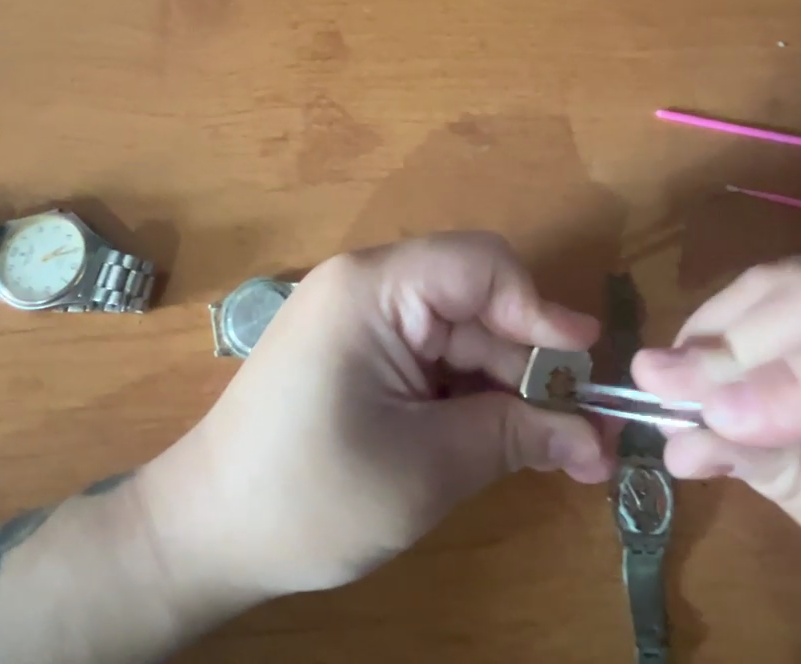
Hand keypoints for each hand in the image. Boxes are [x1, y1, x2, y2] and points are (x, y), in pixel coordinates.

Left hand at [139, 233, 612, 604]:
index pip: (482, 265)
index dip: (541, 312)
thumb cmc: (309, 495)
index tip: (585, 372)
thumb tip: (595, 439)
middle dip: (533, 366)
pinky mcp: (361, 357)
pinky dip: (473, 399)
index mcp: (372, 288)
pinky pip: (434, 361)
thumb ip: (516, 437)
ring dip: (510, 390)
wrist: (205, 534)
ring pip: (463, 338)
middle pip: (478, 303)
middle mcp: (368, 288)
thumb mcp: (427, 468)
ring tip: (567, 453)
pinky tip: (508, 442)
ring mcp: (363, 322)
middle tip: (591, 435)